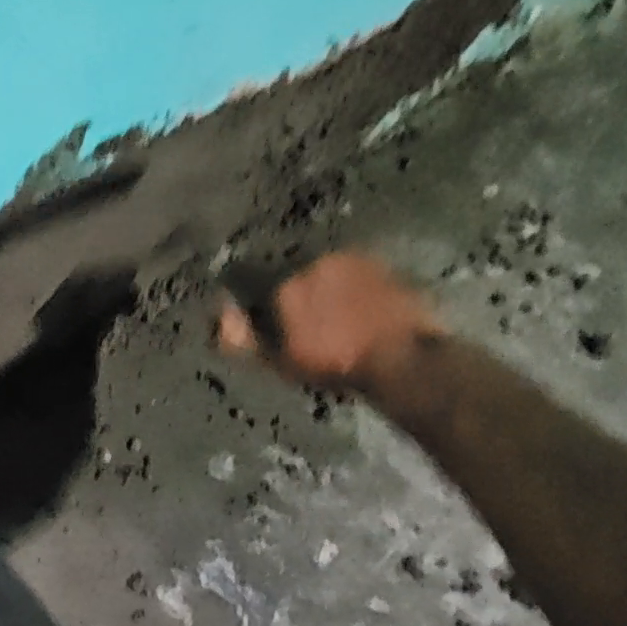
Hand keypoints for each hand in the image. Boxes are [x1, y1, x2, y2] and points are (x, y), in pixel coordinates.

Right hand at [216, 252, 439, 390]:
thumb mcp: (281, 362)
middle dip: (298, 293)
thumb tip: (221, 316)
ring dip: (328, 287)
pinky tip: (364, 309)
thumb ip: (244, 339)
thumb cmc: (336, 365)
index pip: (256, 282)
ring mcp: (352, 260)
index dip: (261, 303)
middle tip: (311, 321)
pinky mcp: (385, 264)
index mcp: (284, 286)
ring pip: (328, 272)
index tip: (271, 320)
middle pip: (295, 274)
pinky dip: (357, 287)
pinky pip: (359, 273)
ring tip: (340, 315)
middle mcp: (314, 263)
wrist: (404, 359)